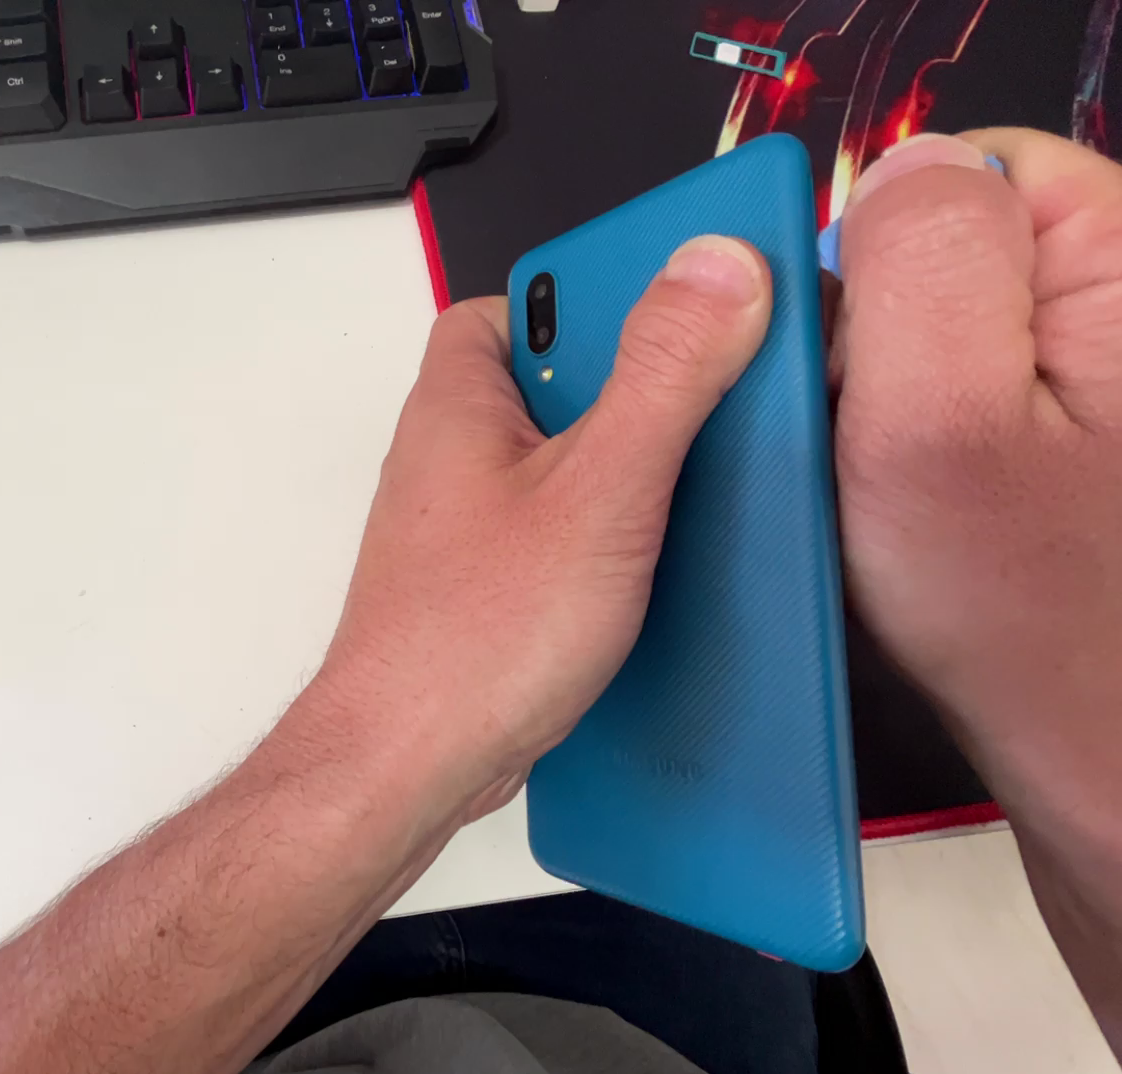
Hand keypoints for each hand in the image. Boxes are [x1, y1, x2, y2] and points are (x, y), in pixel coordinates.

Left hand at [294, 237, 772, 816]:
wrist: (407, 759)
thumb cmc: (476, 634)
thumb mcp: (596, 494)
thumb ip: (660, 378)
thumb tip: (713, 266)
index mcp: (457, 403)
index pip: (503, 305)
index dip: (577, 296)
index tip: (652, 312)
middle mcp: (448, 454)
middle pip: (541, 381)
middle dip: (622, 389)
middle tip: (698, 408)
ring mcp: (461, 520)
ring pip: (552, 460)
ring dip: (618, 466)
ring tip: (691, 487)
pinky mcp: (480, 577)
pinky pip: (548, 524)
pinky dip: (599, 528)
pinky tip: (649, 559)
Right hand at [830, 130, 1121, 756]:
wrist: (1074, 711)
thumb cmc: (994, 585)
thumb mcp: (930, 420)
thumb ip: (918, 265)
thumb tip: (899, 168)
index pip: (964, 173)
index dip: (873, 267)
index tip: (855, 379)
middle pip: (960, 233)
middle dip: (880, 323)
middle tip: (871, 431)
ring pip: (953, 295)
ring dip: (892, 368)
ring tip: (891, 456)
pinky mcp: (1105, 391)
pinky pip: (974, 348)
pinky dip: (919, 397)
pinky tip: (920, 463)